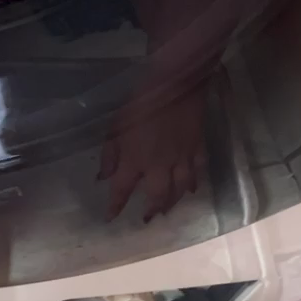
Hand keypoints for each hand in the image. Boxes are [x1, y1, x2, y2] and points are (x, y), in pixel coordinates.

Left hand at [98, 82, 208, 221]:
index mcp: (135, 160)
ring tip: (167, 209)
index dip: (116, 206)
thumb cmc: (139, 102)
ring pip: (180, 189)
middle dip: (152, 210)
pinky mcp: (197, 147)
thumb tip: (103, 178)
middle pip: (158, 196)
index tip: (110, 218)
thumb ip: (110, 155)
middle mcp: (159, 165)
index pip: (122, 191)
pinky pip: (198, 171)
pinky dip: (195, 183)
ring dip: (173, 202)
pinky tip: (192, 190)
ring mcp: (181, 158)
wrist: (174, 81)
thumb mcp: (115, 127)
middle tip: (148, 218)